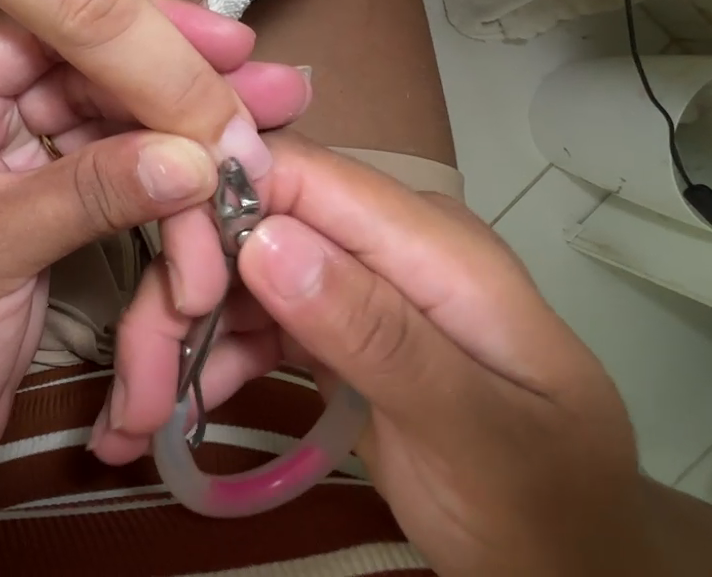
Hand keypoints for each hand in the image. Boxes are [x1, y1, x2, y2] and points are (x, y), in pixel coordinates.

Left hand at [0, 0, 307, 534]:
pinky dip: (157, 191)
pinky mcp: (37, 217)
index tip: (229, 42)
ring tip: (260, 148)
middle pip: (86, 81)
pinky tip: (210, 186)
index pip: (43, 29)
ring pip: (106, 135)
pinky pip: (107, 185)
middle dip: (174, 92)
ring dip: (177, 146)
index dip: (133, 27)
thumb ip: (94, 188)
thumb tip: (198, 152)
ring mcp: (9, 169)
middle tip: (272, 94)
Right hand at [97, 136, 651, 576]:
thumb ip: (378, 333)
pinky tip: (176, 412)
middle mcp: (376, 242)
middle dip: (178, 298)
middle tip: (137, 391)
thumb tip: (261, 239)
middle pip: (243, 226)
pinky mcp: (324, 320)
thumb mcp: (476, 433)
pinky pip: (244, 320)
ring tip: (137, 421)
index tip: (176, 296)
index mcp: (425, 240)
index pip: (292, 174)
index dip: (216, 208)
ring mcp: (347, 280)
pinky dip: (202, 362)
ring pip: (228, 276)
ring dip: (174, 339)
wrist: (575, 565)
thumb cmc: (545, 507)